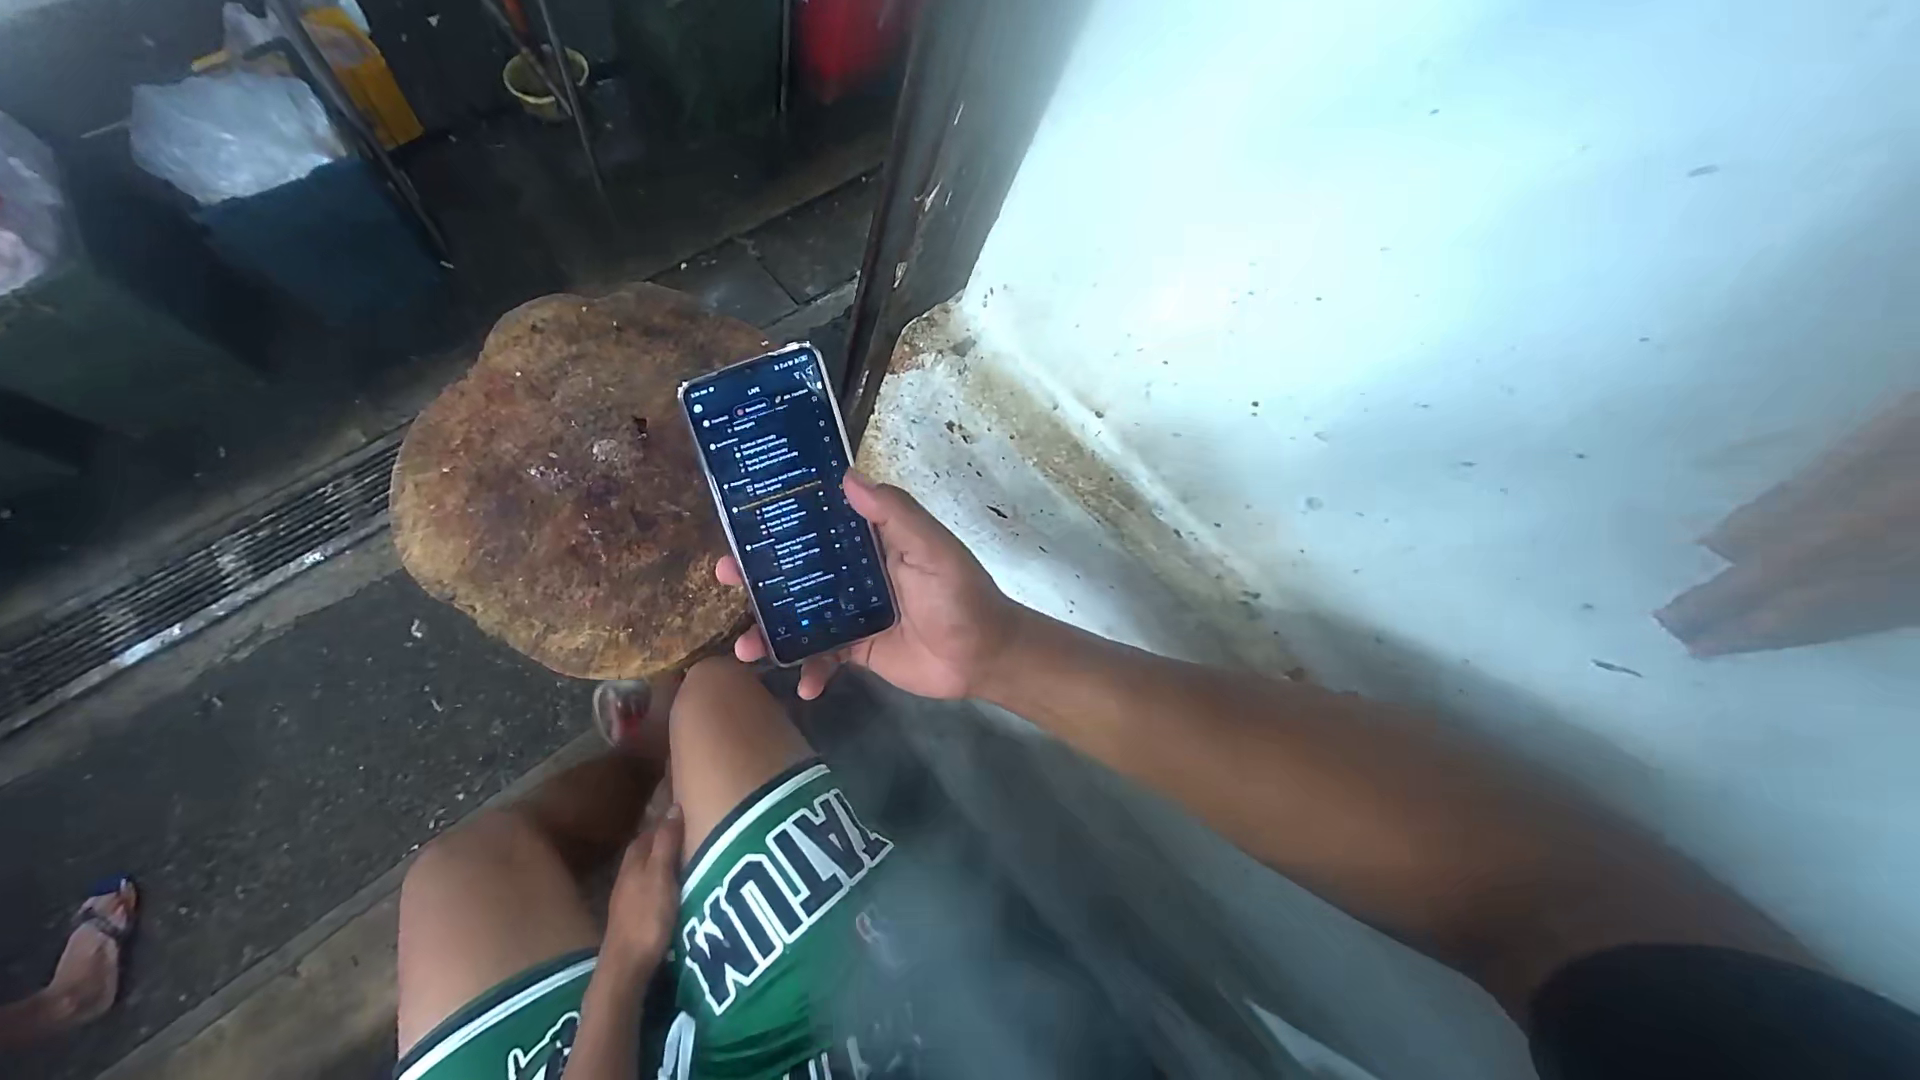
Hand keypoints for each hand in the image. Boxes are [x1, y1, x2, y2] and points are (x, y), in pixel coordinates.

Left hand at [601, 805, 682, 976]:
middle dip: (667, 835)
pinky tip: (678, 883)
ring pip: (649, 866)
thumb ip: (666, 842)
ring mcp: (629, 896)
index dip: (668, 816)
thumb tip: (674, 807)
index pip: (651, 828)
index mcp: (634, 859)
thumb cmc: (647, 917)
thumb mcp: (661, 875)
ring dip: (666, 857)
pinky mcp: (635, 915)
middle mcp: (628, 873)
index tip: (689, 805)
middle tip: (694, 826)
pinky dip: (665, 877)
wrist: (625, 970)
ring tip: (691, 852)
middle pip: (648, 846)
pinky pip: (652, 884)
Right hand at [717, 470, 1024, 699]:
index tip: (741, 521)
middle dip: (758, 576)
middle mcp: (854, 576)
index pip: (817, 526)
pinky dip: (810, 672)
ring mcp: (852, 615)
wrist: (983, 655)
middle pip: (796, 572)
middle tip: (724, 576)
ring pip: (799, 618)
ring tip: (745, 649)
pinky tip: (806, 685)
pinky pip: (822, 659)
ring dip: (769, 633)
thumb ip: (895, 515)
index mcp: (869, 544)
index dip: (779, 522)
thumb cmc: (960, 595)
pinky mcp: (858, 651)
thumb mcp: (932, 549)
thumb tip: (847, 476)